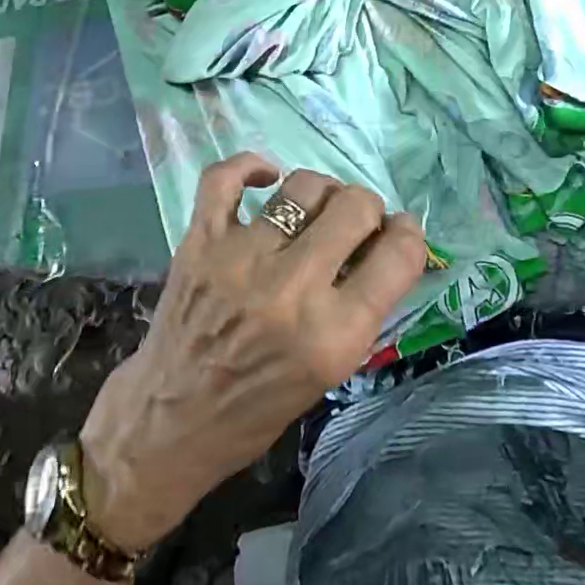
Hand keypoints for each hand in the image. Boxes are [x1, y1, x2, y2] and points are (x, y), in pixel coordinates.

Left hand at [77, 154, 425, 549]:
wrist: (174, 419)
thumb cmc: (258, 407)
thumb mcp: (330, 371)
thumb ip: (361, 308)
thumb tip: (383, 246)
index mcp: (334, 334)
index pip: (399, 256)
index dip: (410, 234)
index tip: (401, 231)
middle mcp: (291, 289)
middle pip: (355, 206)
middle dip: (368, 208)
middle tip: (356, 222)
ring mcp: (241, 258)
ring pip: (303, 185)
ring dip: (323, 190)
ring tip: (317, 206)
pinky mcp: (200, 242)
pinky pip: (224, 178)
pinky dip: (249, 166)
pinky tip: (267, 177)